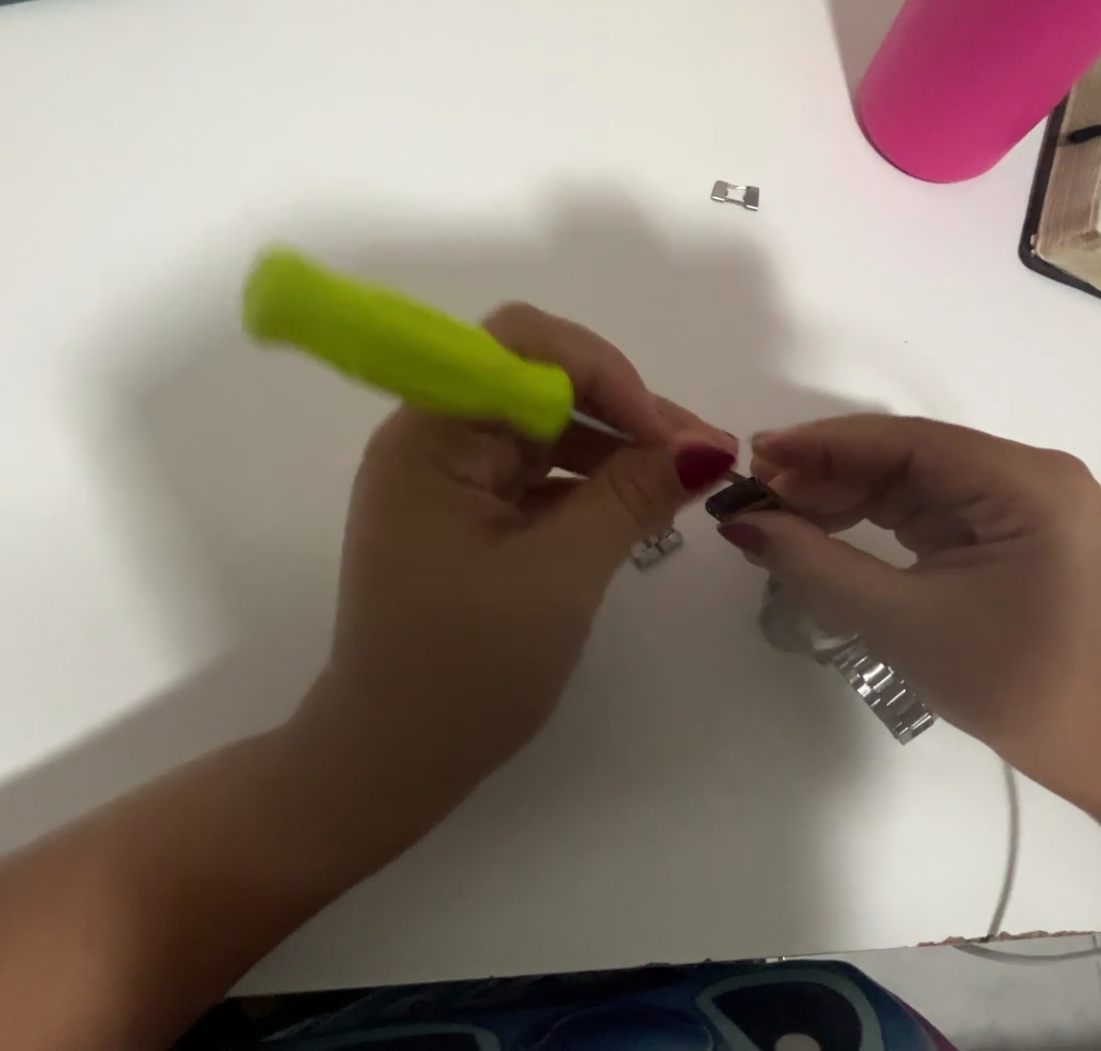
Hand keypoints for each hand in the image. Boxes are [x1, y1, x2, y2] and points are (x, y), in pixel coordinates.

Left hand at [301, 303, 736, 828]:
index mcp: (431, 437)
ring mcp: (449, 478)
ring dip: (616, 448)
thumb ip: (630, 498)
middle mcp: (433, 440)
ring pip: (546, 428)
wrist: (395, 755)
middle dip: (624, 411)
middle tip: (701, 455)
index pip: (521, 345)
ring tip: (684, 484)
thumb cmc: (466, 670)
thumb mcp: (560, 576)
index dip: (603, 372)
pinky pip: (537, 473)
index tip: (664, 434)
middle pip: (540, 383)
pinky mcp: (467, 513)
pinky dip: (590, 483)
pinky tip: (641, 506)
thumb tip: (706, 446)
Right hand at [716, 415, 1100, 810]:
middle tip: (750, 490)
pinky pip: (908, 500)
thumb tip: (737, 521)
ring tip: (765, 511)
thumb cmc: (996, 681)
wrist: (1063, 732)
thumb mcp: (895, 619)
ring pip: (898, 475)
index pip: (912, 443)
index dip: (826, 444)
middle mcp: (1025, 475)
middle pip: (903, 454)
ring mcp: (1007, 495)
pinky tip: (805, 524)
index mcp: (1029, 487)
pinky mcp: (986, 519)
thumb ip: (812, 562)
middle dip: (823, 472)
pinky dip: (855, 513)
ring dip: (832, 492)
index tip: (757, 453)